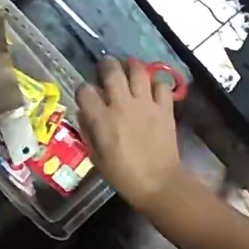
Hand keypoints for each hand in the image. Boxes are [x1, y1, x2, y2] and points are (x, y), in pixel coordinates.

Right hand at [78, 57, 188, 215]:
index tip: (86, 94)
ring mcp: (146, 104)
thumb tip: (83, 113)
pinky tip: (152, 86)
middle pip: (112, 71)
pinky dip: (156, 82)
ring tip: (130, 66)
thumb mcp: (96, 158)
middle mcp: (123, 105)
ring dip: (132, 65)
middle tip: (107, 66)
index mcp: (102, 119)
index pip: (85, 91)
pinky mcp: (165, 108)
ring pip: (138, 71)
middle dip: (106, 65)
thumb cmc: (123, 175)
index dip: (83, 90)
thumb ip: (88, 132)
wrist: (159, 183)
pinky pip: (162, 84)